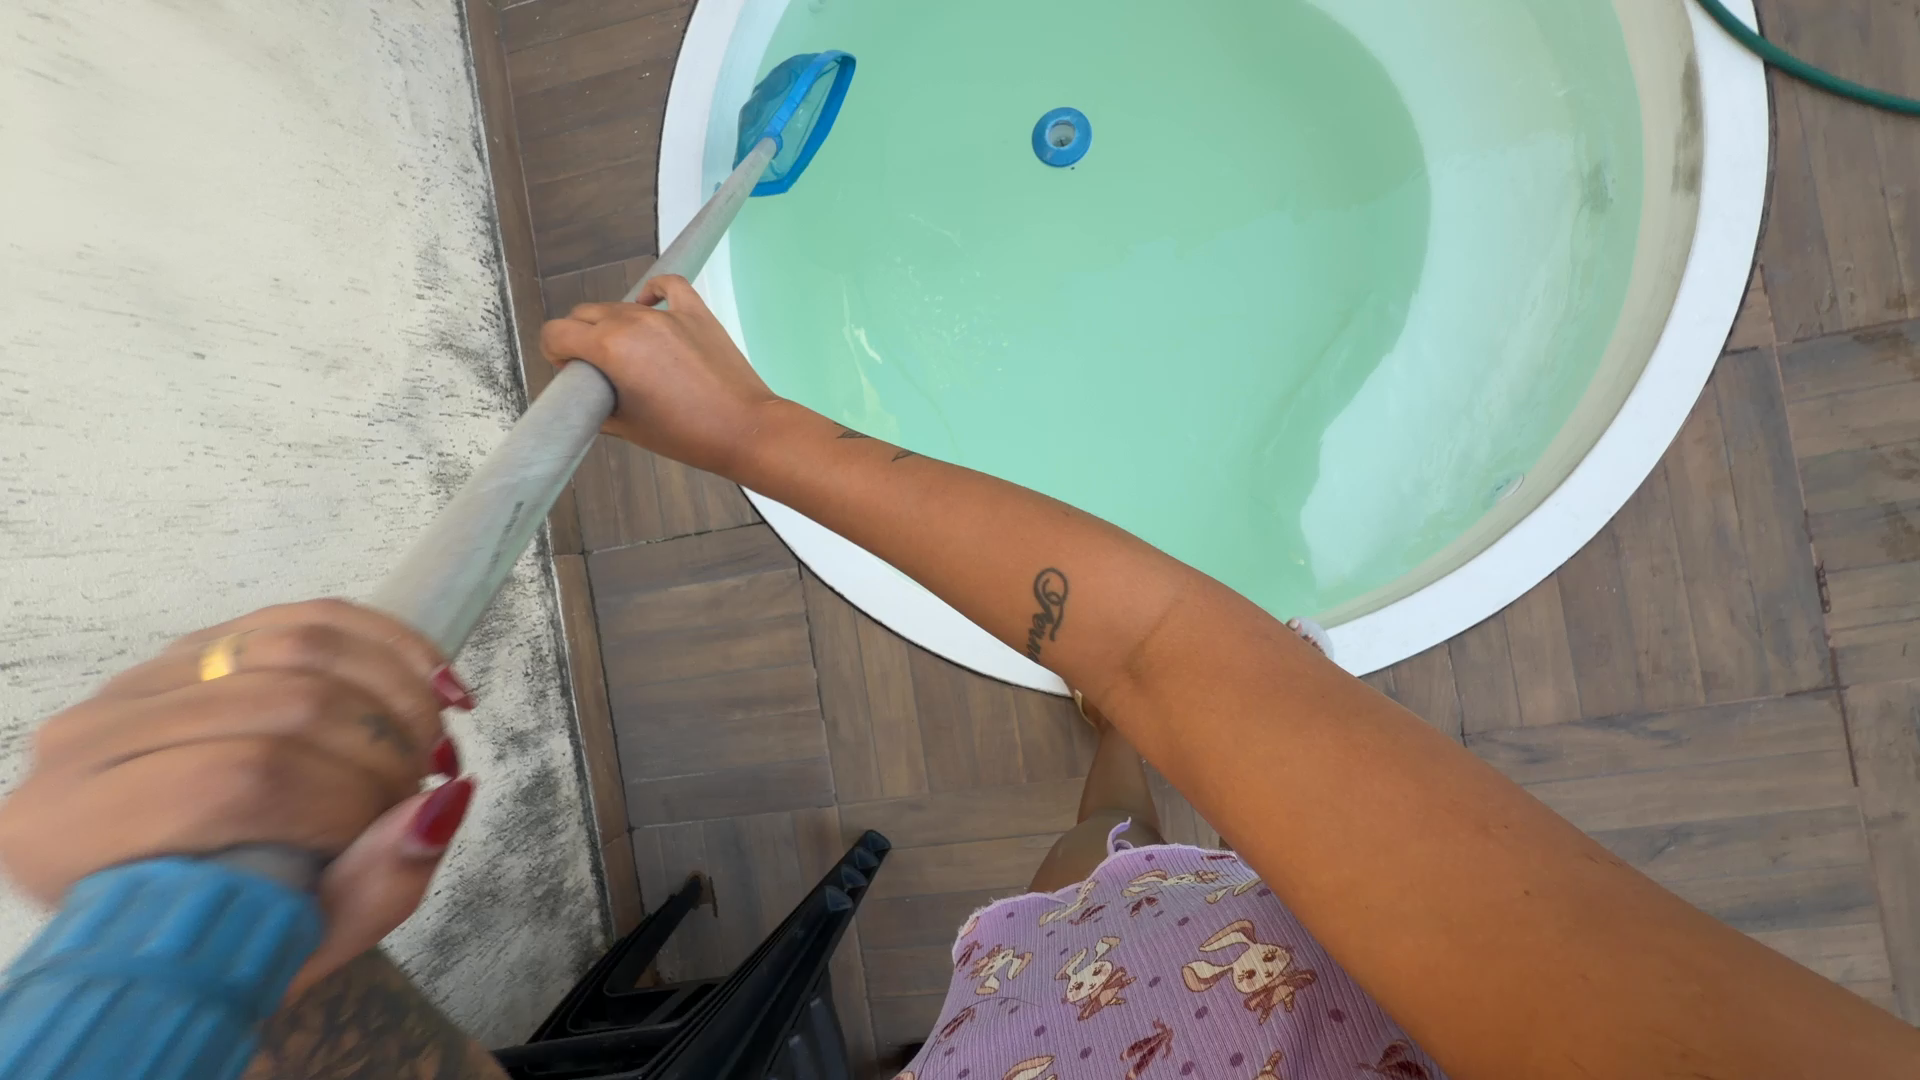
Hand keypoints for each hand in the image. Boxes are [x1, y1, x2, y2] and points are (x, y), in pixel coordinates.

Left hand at [0, 599, 477, 996]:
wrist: (203, 890)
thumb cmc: (246, 926)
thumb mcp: (312, 942)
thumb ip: (376, 888)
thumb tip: (442, 802)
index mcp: (76, 833)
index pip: (239, 780)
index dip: (344, 797)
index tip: (388, 827)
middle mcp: (89, 738)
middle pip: (288, 703)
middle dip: (388, 746)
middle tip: (415, 787)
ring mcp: (150, 675)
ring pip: (308, 646)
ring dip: (404, 697)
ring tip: (425, 746)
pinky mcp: (212, 639)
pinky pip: (321, 614)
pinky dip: (400, 646)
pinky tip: (437, 687)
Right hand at [539, 275, 782, 475]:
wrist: (745, 430)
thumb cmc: (689, 435)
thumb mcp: (628, 427)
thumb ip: (597, 404)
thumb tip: (586, 394)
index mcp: (610, 349)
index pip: (556, 333)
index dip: (555, 354)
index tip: (569, 370)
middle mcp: (634, 322)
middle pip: (585, 315)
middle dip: (582, 339)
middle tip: (599, 368)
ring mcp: (669, 314)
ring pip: (622, 306)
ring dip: (614, 325)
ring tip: (629, 354)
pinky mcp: (698, 314)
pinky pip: (669, 286)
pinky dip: (655, 292)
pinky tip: (650, 305)